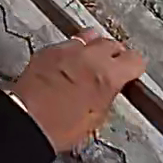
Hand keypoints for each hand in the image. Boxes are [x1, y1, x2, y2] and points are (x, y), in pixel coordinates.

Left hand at [8, 27, 145, 152]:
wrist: (28, 119)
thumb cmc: (62, 126)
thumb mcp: (97, 117)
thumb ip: (108, 94)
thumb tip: (111, 85)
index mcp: (108, 75)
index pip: (134, 59)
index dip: (134, 67)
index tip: (131, 72)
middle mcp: (90, 56)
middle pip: (112, 43)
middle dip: (115, 54)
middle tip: (111, 67)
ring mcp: (68, 49)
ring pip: (90, 37)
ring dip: (94, 47)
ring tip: (90, 60)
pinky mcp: (49, 48)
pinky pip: (68, 42)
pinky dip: (73, 50)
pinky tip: (69, 62)